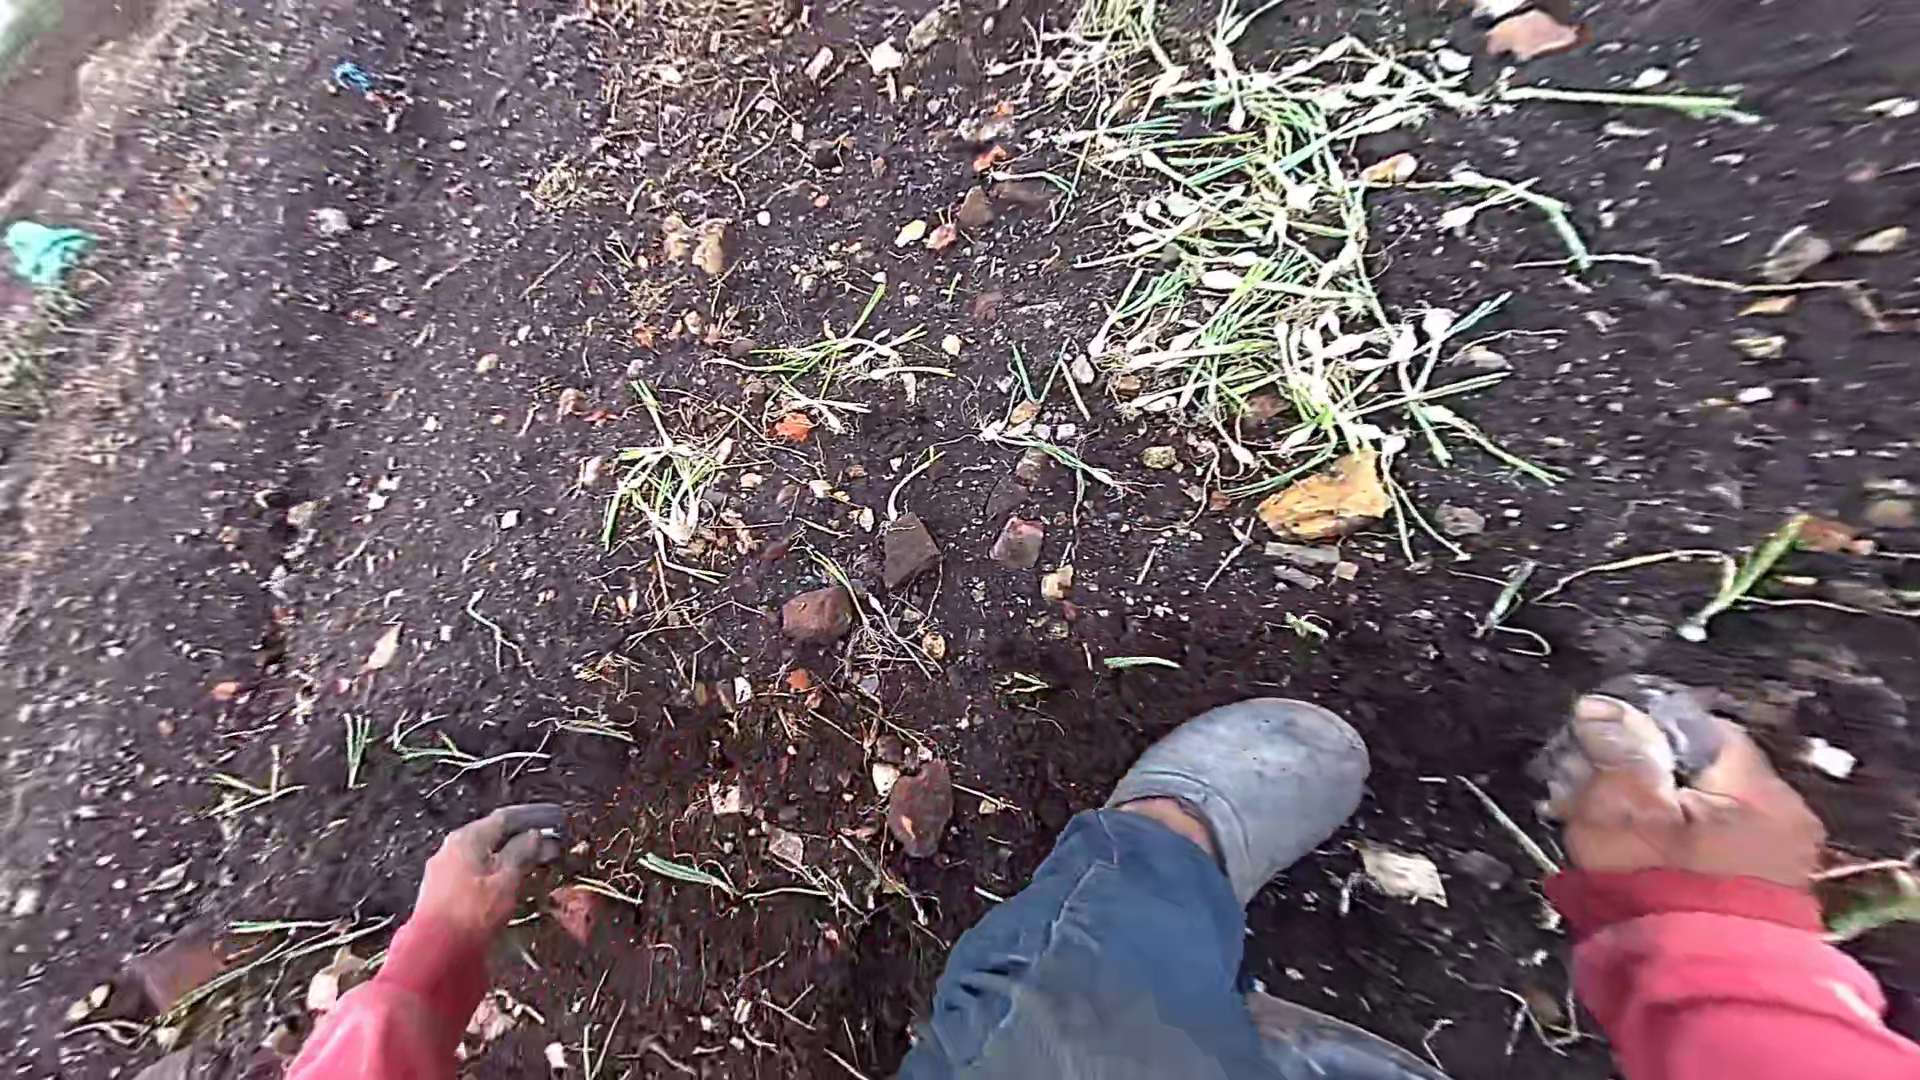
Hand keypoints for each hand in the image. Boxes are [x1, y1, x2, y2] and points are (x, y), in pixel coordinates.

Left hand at [414, 804, 565, 939]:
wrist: (434, 958)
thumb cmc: (475, 910)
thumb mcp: (508, 875)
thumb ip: (524, 849)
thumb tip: (534, 835)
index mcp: (467, 838)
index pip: (507, 817)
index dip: (535, 816)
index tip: (557, 819)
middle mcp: (452, 849)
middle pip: (495, 835)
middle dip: (525, 836)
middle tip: (551, 840)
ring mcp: (444, 870)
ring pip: (487, 853)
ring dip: (514, 853)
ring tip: (539, 858)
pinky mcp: (442, 891)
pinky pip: (478, 869)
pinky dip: (500, 867)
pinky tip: (516, 875)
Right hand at [1561, 696, 1824, 889]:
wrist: (1683, 958)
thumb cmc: (1651, 870)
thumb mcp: (1622, 798)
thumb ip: (1617, 748)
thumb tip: (1600, 706)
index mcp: (1754, 792)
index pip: (1699, 728)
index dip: (1642, 722)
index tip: (1596, 730)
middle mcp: (1770, 815)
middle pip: (1685, 761)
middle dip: (1623, 760)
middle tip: (1575, 769)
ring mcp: (1755, 847)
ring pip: (1677, 792)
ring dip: (1625, 789)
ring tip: (1576, 799)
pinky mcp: (1730, 871)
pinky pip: (1681, 824)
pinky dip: (1641, 818)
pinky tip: (1600, 823)